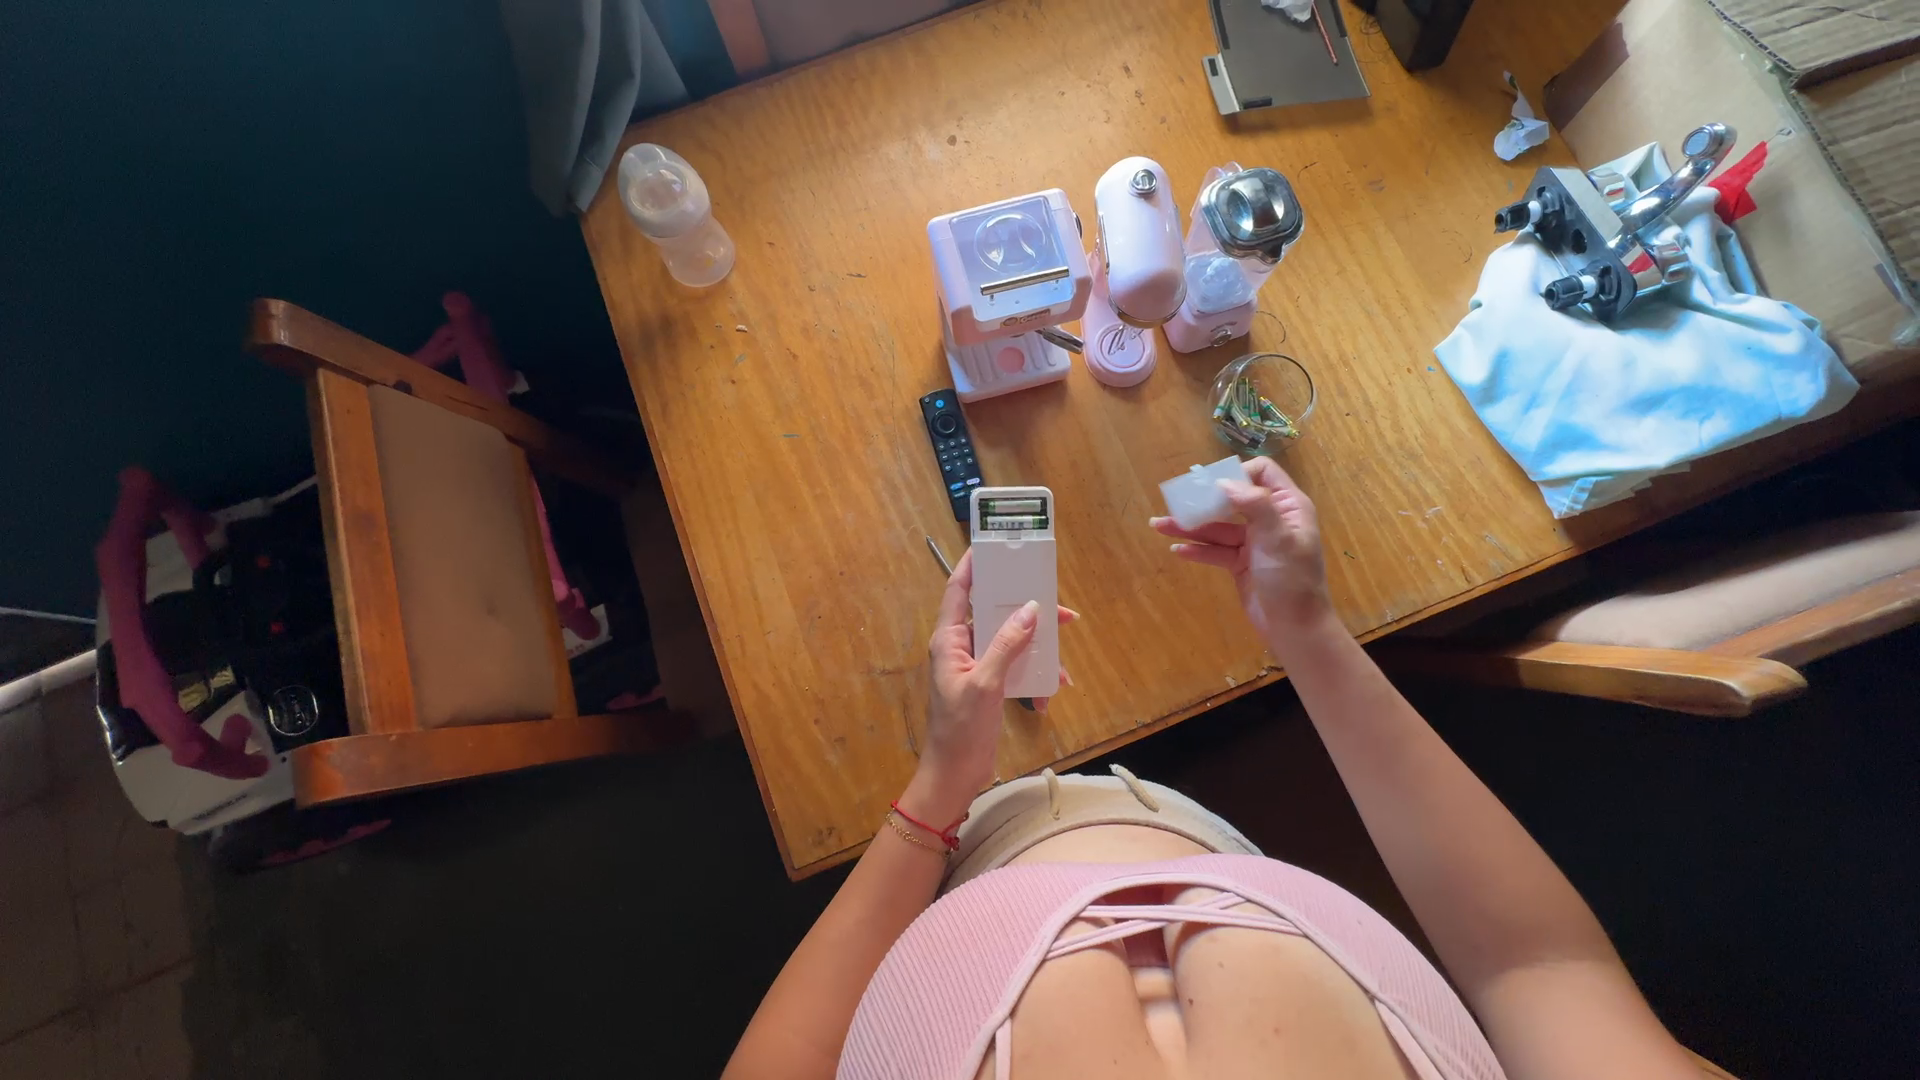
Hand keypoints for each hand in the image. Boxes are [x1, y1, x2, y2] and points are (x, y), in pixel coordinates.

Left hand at [902, 548, 1075, 825]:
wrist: (955, 774)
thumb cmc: (961, 728)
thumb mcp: (986, 683)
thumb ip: (1008, 644)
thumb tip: (1031, 609)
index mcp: (949, 639)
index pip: (958, 590)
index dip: (973, 566)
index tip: (992, 545)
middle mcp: (961, 646)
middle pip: (994, 614)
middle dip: (1026, 611)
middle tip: (1059, 607)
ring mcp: (976, 666)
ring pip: (1010, 641)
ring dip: (1037, 648)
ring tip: (1063, 658)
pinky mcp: (989, 684)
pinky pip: (1015, 668)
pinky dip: (1034, 677)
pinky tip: (1049, 694)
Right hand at [1149, 455, 1330, 644]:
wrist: (1295, 627)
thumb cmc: (1292, 579)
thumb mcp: (1278, 538)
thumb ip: (1255, 506)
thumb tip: (1224, 482)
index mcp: (1288, 507)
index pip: (1262, 473)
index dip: (1237, 474)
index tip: (1211, 485)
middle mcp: (1270, 520)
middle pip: (1232, 500)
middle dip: (1203, 501)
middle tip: (1176, 501)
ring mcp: (1253, 543)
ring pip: (1218, 528)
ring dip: (1190, 527)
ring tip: (1159, 525)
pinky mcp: (1240, 564)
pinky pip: (1215, 551)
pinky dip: (1196, 550)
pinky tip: (1176, 550)